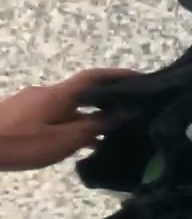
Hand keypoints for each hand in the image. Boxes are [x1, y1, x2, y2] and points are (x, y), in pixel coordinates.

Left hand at [0, 68, 133, 171]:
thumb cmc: (21, 143)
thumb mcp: (65, 139)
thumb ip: (97, 125)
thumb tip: (125, 113)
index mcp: (56, 96)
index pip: (91, 78)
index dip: (117, 75)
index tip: (142, 79)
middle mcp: (45, 95)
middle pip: (84, 93)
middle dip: (111, 101)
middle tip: (139, 114)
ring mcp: (34, 104)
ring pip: (74, 108)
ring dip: (96, 117)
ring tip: (120, 133)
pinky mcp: (26, 115)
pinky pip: (61, 116)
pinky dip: (80, 124)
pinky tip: (92, 142)